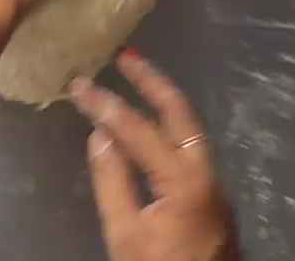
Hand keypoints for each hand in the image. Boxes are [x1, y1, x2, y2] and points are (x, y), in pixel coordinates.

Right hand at [72, 51, 238, 260]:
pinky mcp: (213, 200)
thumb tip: (100, 134)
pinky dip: (169, 125)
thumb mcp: (125, 238)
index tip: (80, 85)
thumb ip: (112, 182)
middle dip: (151, 80)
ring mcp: (214, 188)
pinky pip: (190, 147)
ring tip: (136, 78)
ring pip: (190, 129)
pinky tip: (151, 124)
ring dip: (163, 99)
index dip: (106, 104)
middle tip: (125, 56)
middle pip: (180, 113)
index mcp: (183, 182)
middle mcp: (206, 175)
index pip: (138, 129)